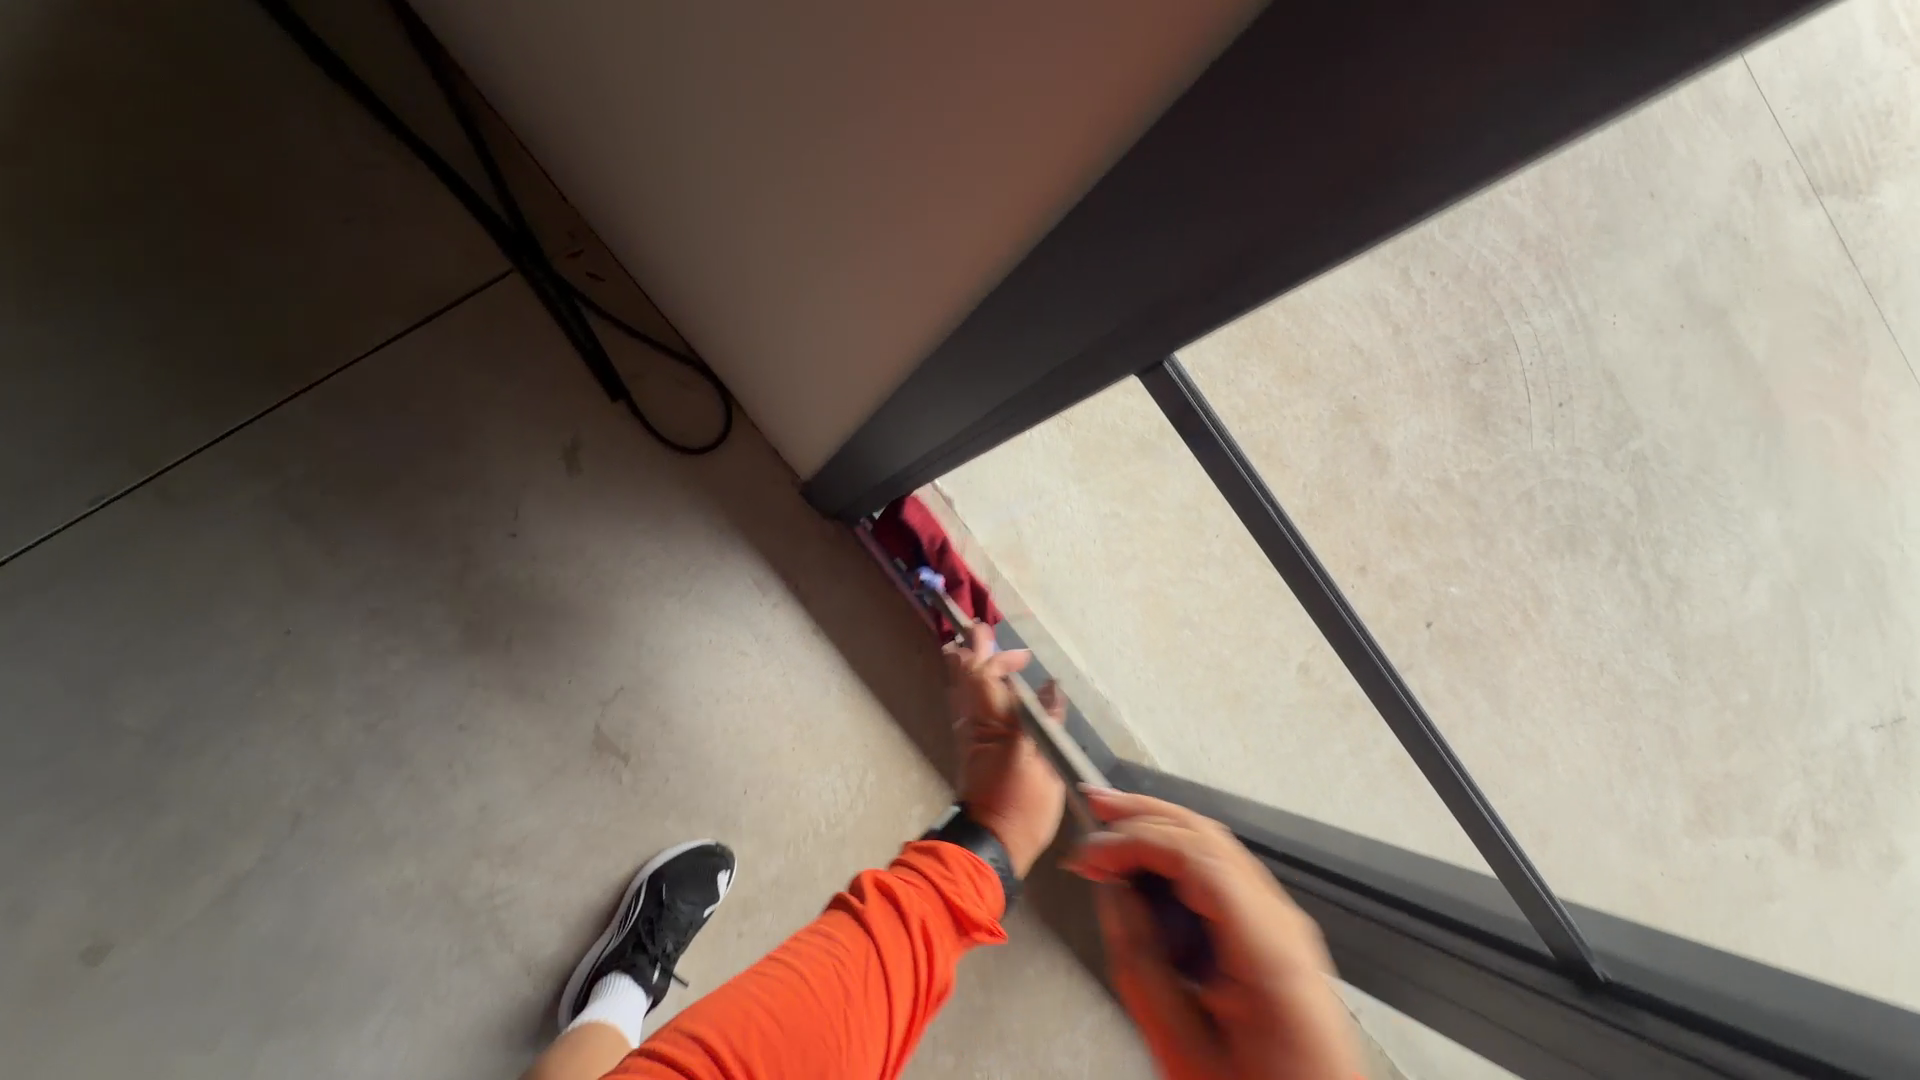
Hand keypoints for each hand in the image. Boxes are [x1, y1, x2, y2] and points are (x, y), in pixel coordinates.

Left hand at [945, 623, 1066, 877]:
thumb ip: (1048, 722)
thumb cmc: (1024, 807)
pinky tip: (978, 685)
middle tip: (977, 629)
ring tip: (968, 647)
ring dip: (966, 667)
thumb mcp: (1046, 766)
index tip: (1023, 657)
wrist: (990, 844)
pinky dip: (970, 688)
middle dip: (973, 652)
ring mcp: (968, 736)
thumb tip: (1051, 688)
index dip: (1001, 661)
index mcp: (997, 725)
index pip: (988, 678)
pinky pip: (965, 707)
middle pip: (967, 678)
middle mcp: (976, 725)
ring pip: (962, 691)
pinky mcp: (969, 749)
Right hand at [1066, 790, 1360, 1079]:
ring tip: (1110, 821)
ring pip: (1215, 845)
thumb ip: (1141, 961)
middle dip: (1145, 813)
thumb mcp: (1181, 1043)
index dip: (1136, 840)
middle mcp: (1281, 921)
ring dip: (1159, 826)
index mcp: (1267, 948)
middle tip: (1094, 804)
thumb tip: (1113, 893)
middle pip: (1208, 836)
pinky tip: (1145, 858)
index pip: (1196, 856)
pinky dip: (1176, 853)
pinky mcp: (1272, 932)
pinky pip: (1220, 871)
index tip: (1090, 854)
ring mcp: (1281, 923)